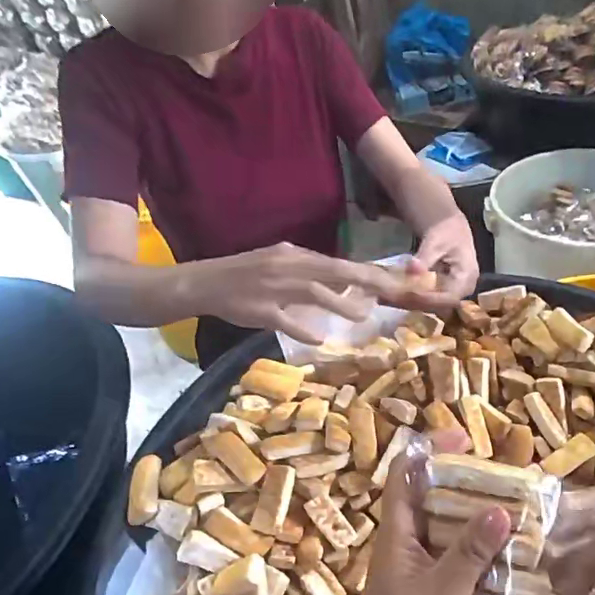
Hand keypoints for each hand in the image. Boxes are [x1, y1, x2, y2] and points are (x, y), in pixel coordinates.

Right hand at [190, 243, 400, 342]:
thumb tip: (342, 281)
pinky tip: (319, 339)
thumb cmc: (244, 275)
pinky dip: (303, 330)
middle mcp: (286, 267)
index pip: (335, 262)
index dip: (364, 271)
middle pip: (332, 271)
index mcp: (292, 255)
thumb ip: (308, 272)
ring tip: (363, 315)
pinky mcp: (260, 310)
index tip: (390, 278)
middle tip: (390, 290)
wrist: (204, 283)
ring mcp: (273, 289)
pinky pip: (285, 320)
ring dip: (340, 302)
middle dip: (363, 280)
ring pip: (313, 292)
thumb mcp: (278, 264)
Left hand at [339, 430, 510, 594]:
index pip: (404, 476)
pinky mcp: (424, 588)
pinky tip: (504, 553)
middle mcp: (401, 544)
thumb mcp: (443, 594)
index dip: (428, 451)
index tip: (464, 438)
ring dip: (471, 516)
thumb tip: (501, 509)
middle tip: (503, 477)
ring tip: (512, 508)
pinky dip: (473, 549)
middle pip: (427, 498)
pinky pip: (449, 556)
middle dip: (461, 482)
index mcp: (395, 535)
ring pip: (441, 528)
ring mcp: (411, 567)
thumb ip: (470, 552)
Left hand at [404, 214, 478, 310]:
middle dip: (421, 303)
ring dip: (418, 303)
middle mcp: (466, 288)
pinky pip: (434, 300)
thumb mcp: (434, 241)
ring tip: (398, 298)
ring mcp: (458, 292)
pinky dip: (419, 298)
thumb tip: (412, 269)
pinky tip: (404, 295)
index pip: (449, 297)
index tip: (410, 295)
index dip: (430, 299)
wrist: (451, 229)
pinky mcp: (449, 292)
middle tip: (399, 299)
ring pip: (437, 305)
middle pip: (443, 305)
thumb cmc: (446, 232)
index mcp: (467, 275)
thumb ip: (424, 257)